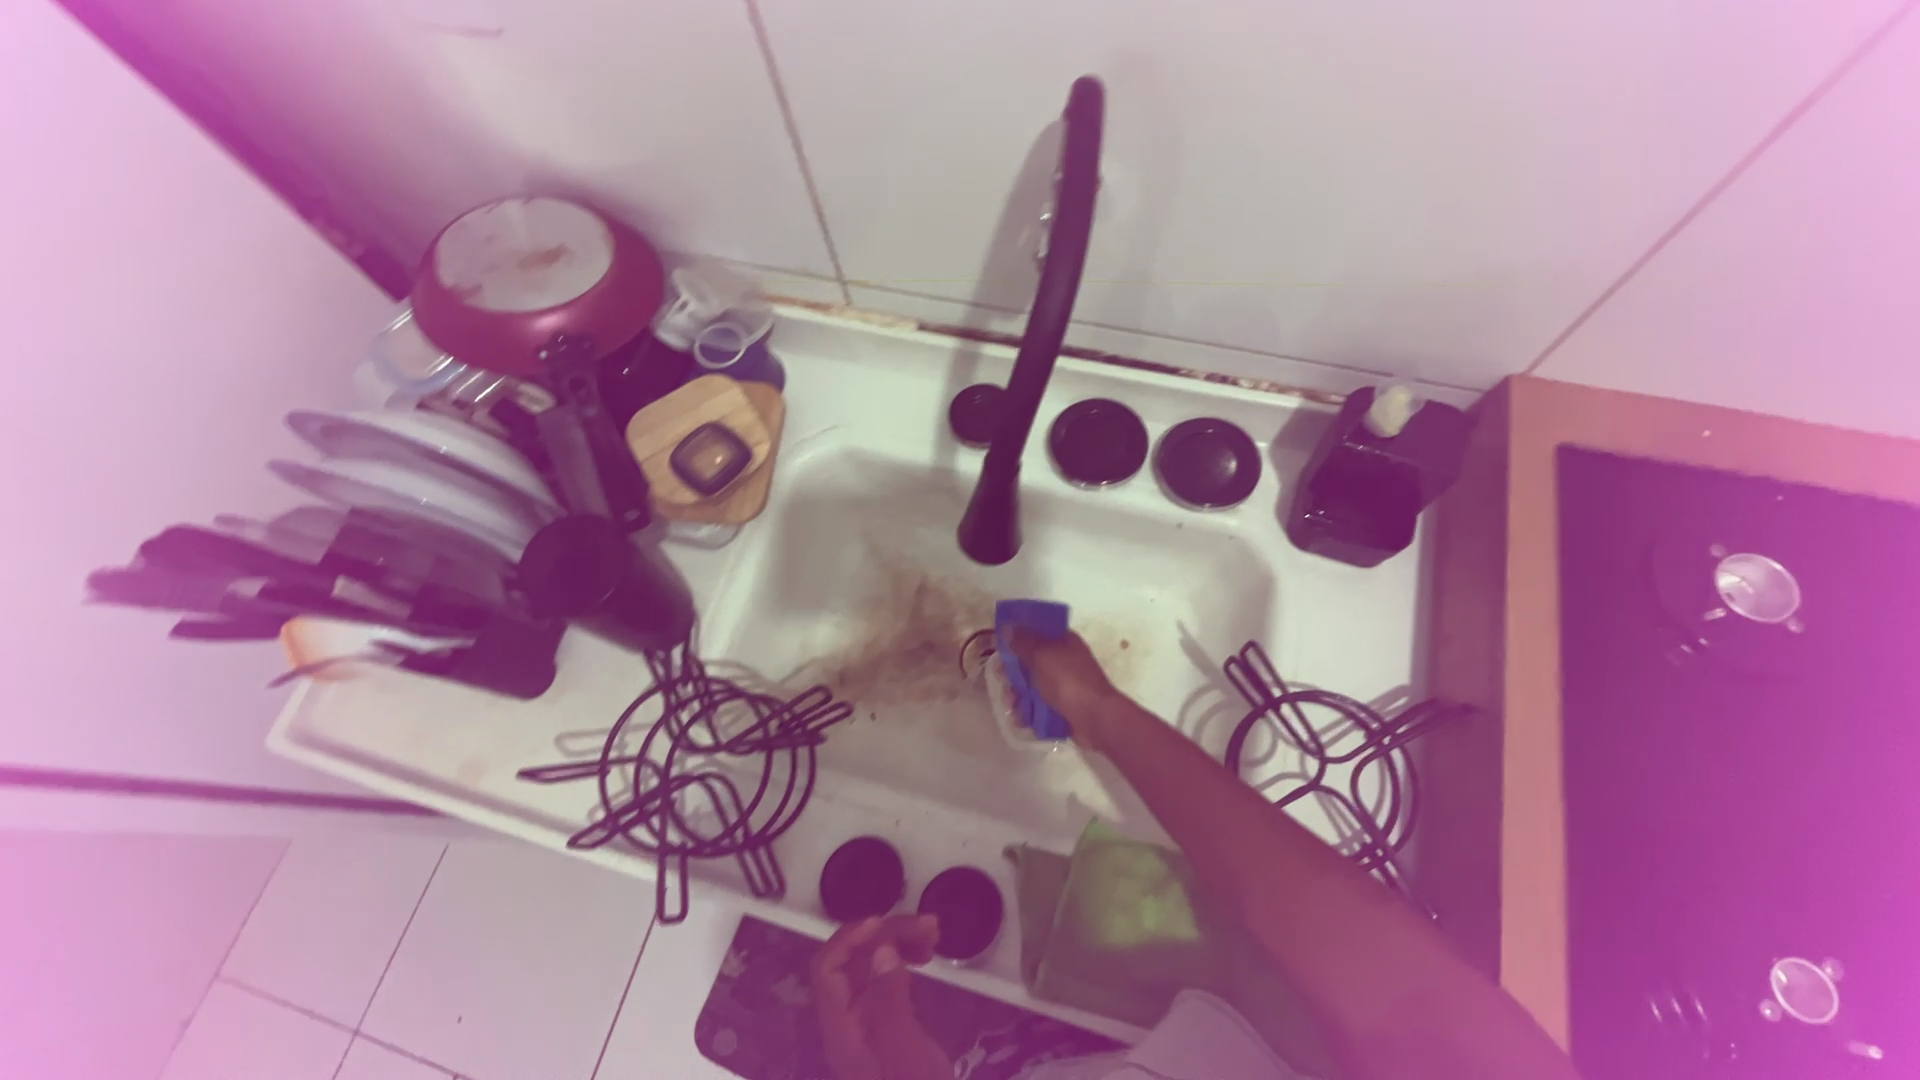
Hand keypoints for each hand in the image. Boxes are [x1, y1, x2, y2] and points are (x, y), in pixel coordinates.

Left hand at [811, 915, 950, 1079]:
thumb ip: (891, 1002)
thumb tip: (881, 949)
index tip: (886, 922)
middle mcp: (847, 1024)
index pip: (826, 970)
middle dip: (886, 935)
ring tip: (934, 935)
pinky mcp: (884, 1029)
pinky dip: (903, 961)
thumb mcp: (907, 1054)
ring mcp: (865, 1026)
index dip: (849, 938)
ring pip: (870, 969)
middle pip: (852, 963)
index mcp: (841, 1031)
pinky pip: (885, 982)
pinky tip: (925, 957)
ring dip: (898, 943)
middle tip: (930, 926)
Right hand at [1007, 626, 1122, 750]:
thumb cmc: (1068, 680)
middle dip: (1014, 672)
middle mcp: (1065, 660)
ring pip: (1034, 685)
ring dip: (1019, 694)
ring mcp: (1066, 685)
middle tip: (1002, 680)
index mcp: (1064, 641)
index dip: (1018, 638)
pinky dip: (1030, 711)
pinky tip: (1021, 719)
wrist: (1095, 718)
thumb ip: (1023, 641)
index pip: (1037, 632)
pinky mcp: (1064, 707)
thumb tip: (1008, 626)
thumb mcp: (1041, 655)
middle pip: (1032, 661)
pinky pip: (1041, 705)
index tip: (1000, 648)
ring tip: (1012, 705)